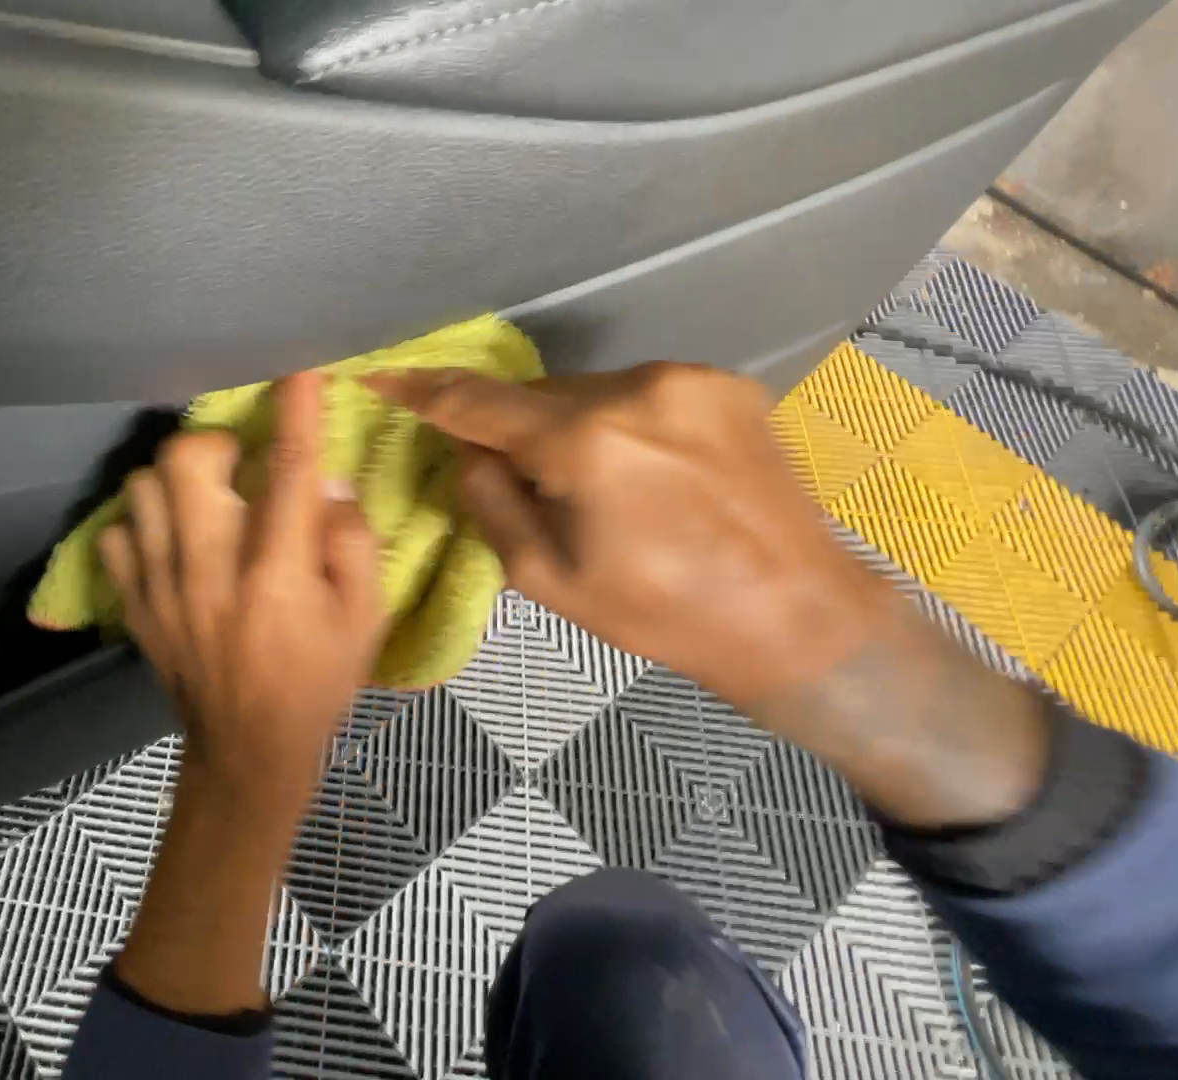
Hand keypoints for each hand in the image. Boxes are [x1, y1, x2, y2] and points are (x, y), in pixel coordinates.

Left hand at [100, 370, 387, 811]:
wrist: (247, 751)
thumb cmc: (316, 682)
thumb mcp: (364, 620)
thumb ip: (352, 544)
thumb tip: (326, 483)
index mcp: (277, 573)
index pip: (288, 472)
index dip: (297, 412)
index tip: (299, 372)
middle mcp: (211, 570)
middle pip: (185, 462)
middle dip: (216, 444)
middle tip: (238, 467)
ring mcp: (162, 588)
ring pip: (141, 489)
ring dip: (175, 482)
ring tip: (202, 503)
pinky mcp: (135, 607)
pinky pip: (115, 537)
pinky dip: (140, 527)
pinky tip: (168, 543)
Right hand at [363, 362, 890, 706]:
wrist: (796, 615)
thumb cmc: (659, 612)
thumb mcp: (545, 578)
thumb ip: (489, 501)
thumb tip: (469, 451)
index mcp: (585, 444)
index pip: (478, 403)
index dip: (423, 390)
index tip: (381, 376)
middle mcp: (635, 391)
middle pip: (534, 393)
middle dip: (509, 426)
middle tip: (515, 477)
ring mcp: (688, 380)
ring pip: (585, 389)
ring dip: (564, 424)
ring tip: (591, 484)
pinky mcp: (725, 384)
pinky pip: (636, 391)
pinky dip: (615, 420)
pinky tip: (641, 469)